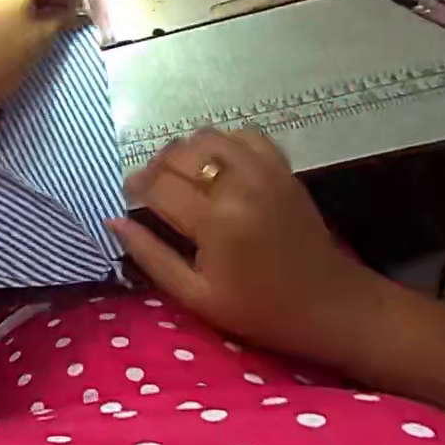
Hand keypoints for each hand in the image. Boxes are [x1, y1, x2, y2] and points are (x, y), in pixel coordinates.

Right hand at [107, 128, 398, 370]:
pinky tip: (217, 165)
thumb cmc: (259, 310)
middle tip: (153, 189)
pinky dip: (222, 143)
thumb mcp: (196, 296)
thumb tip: (113, 221)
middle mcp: (238, 184)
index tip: (129, 194)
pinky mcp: (281, 167)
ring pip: (206, 137)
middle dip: (156, 167)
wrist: (330, 305)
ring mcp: (263, 170)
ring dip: (185, 152)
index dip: (135, 185)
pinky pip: (242, 134)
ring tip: (183, 176)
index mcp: (215, 221)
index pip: (158, 183)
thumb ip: (150, 256)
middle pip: (178, 153)